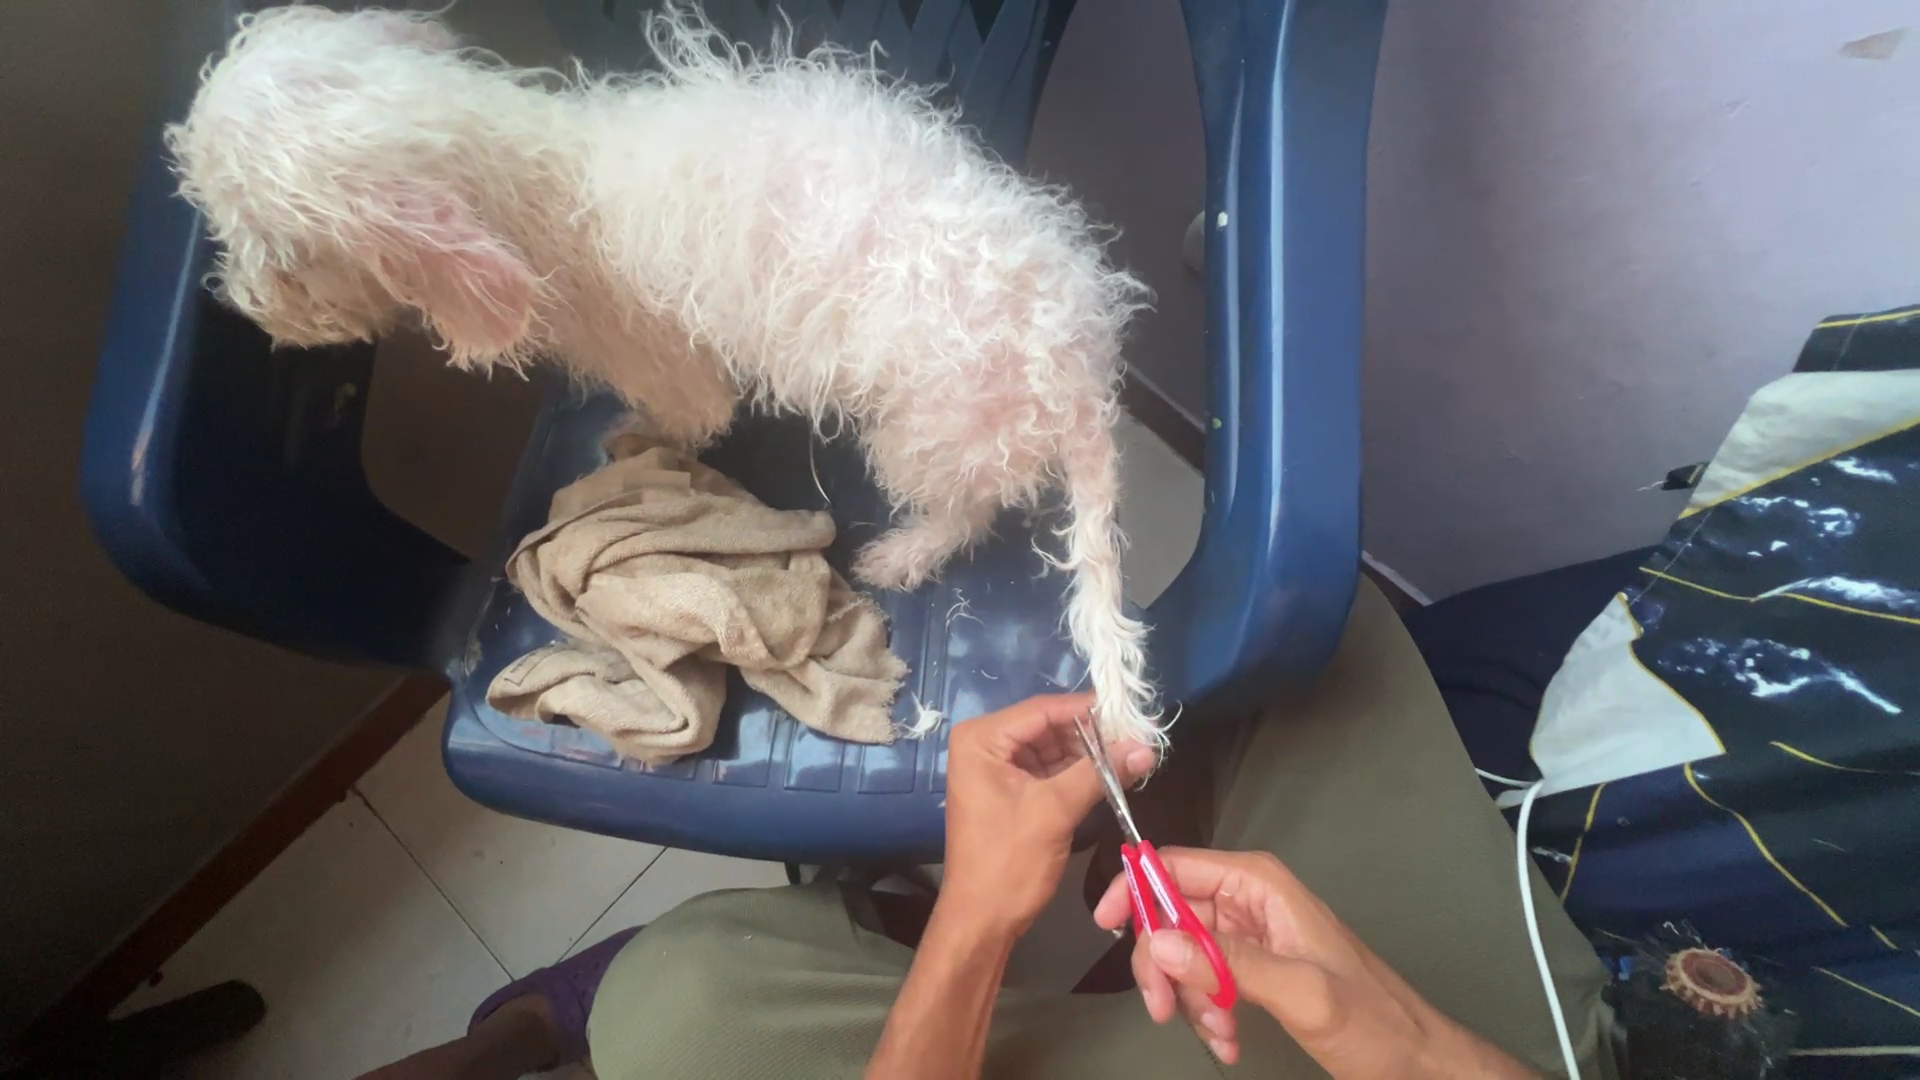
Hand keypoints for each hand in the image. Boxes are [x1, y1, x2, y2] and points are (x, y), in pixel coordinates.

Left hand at [941, 694, 1153, 936]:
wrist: (981, 921)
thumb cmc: (1008, 862)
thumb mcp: (1055, 811)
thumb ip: (1100, 773)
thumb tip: (1145, 747)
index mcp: (982, 738)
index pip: (1042, 710)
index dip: (1088, 710)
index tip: (1131, 714)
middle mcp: (985, 743)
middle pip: (1047, 726)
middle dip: (1092, 734)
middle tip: (1137, 738)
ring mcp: (997, 766)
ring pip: (1052, 747)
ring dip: (1089, 753)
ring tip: (1132, 755)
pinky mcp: (1010, 789)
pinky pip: (1049, 768)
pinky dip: (1078, 771)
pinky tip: (1112, 774)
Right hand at [1095, 849, 1534, 1077]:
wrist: (1420, 1065)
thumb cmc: (1370, 1020)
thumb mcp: (1301, 991)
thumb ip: (1226, 962)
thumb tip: (1153, 940)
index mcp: (1255, 881)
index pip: (1174, 865)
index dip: (1135, 888)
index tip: (1106, 925)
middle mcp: (1244, 897)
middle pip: (1170, 912)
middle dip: (1162, 961)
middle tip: (1162, 1008)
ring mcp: (1245, 930)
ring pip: (1181, 948)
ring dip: (1187, 993)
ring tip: (1218, 1032)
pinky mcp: (1248, 962)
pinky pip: (1202, 974)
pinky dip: (1204, 1007)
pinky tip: (1226, 1038)